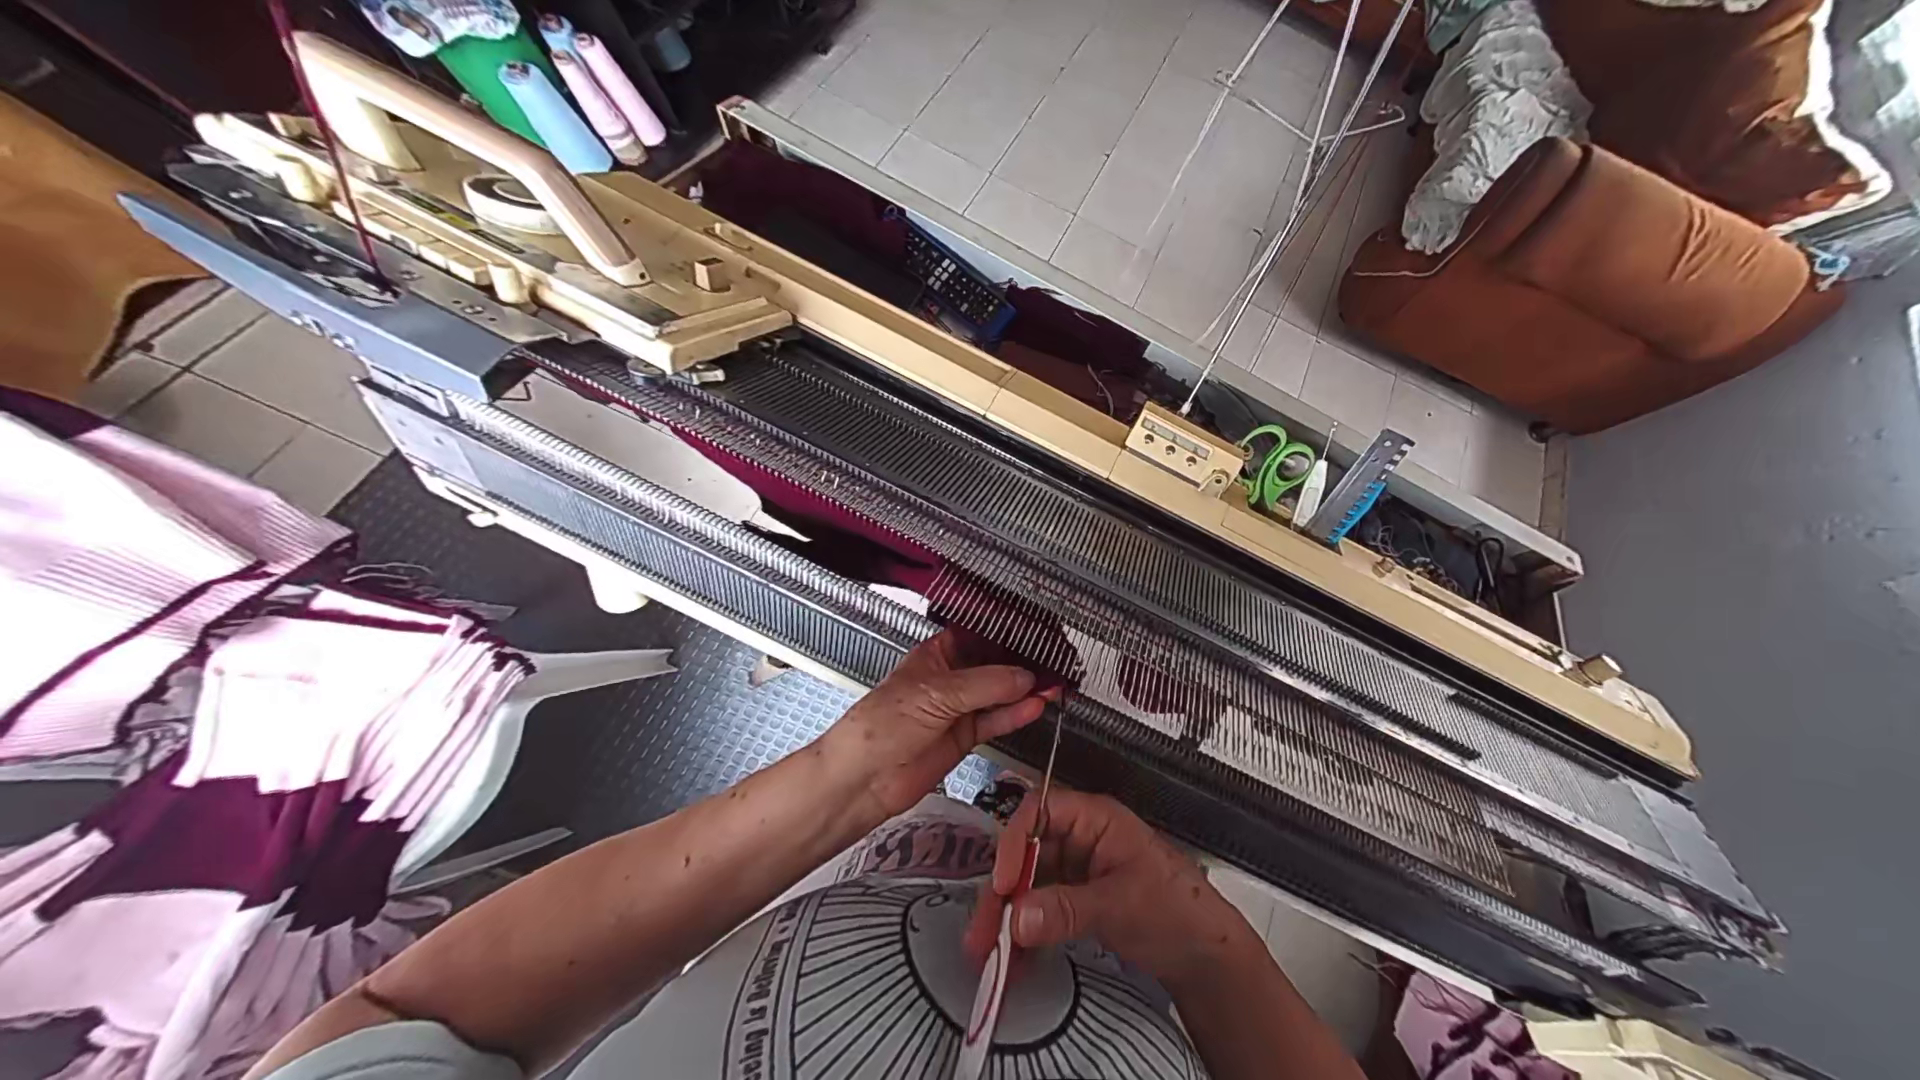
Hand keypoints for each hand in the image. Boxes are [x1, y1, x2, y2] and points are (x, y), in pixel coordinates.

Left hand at [820, 630, 1053, 820]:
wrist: (864, 779)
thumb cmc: (882, 725)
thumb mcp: (936, 694)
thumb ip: (984, 684)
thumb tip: (1024, 676)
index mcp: (935, 655)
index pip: (977, 636)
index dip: (1005, 635)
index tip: (1035, 633)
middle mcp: (949, 678)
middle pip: (993, 666)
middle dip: (1022, 664)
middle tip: (1053, 661)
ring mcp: (958, 709)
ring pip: (1000, 695)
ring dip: (1025, 691)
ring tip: (1054, 684)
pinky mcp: (964, 737)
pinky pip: (997, 721)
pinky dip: (1017, 715)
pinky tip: (1036, 706)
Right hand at [964, 787, 1257, 986]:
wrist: (1209, 957)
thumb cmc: (1178, 910)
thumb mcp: (1120, 906)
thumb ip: (1066, 909)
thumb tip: (1017, 917)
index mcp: (1095, 819)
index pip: (1040, 812)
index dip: (1015, 841)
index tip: (1004, 883)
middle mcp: (1080, 837)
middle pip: (1027, 851)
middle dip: (1003, 890)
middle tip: (984, 929)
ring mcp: (1077, 868)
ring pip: (1028, 883)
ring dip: (1007, 915)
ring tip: (989, 952)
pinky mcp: (1076, 897)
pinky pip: (1040, 907)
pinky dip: (1025, 931)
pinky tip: (1014, 959)